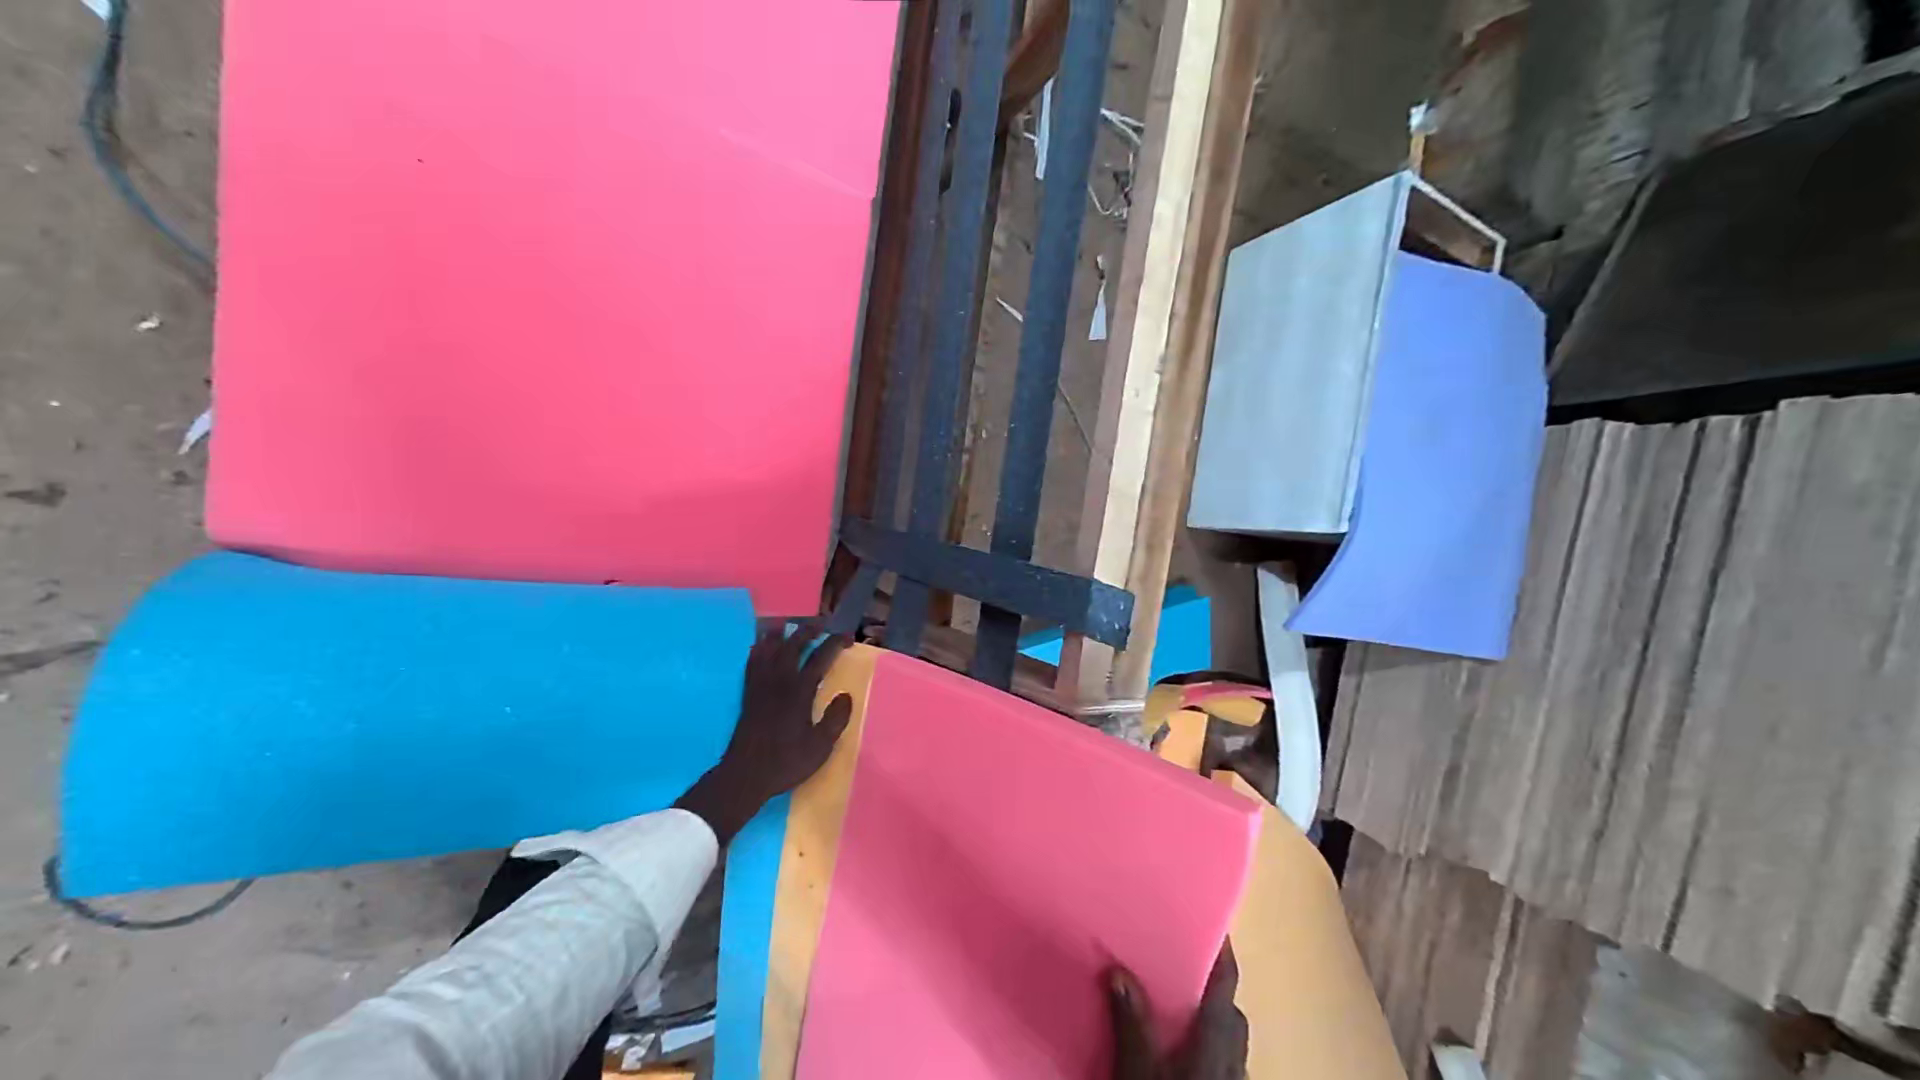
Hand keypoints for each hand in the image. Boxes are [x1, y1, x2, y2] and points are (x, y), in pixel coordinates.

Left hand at [674, 625, 853, 844]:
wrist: (745, 775)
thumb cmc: (786, 762)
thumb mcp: (820, 746)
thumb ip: (835, 719)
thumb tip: (846, 694)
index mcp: (799, 692)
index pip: (820, 658)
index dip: (834, 644)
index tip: (847, 637)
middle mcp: (779, 682)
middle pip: (793, 646)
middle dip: (807, 631)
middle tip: (820, 624)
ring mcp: (760, 686)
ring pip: (769, 650)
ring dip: (779, 634)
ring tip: (786, 624)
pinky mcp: (748, 694)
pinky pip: (752, 663)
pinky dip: (757, 650)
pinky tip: (759, 646)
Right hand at [1109, 946, 1247, 1079]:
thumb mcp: (1138, 1069)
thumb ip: (1132, 1023)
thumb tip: (1118, 970)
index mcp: (1214, 1042)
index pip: (1224, 987)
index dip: (1222, 956)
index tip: (1218, 929)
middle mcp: (1233, 1061)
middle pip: (1231, 1016)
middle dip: (1214, 991)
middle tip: (1188, 969)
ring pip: (1231, 1042)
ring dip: (1214, 1022)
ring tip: (1184, 1010)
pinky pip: (1226, 1063)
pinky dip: (1211, 1048)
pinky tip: (1187, 1054)